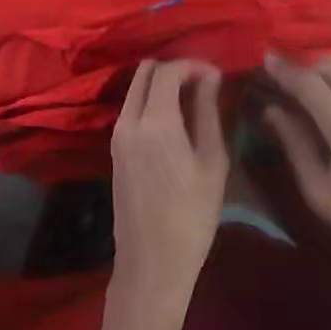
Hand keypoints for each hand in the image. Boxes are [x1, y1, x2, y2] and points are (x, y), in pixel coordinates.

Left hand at [110, 59, 228, 288]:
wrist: (152, 264)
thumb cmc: (192, 215)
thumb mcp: (212, 161)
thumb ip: (208, 112)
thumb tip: (210, 76)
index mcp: (155, 122)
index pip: (168, 70)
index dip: (193, 65)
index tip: (216, 76)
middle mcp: (128, 122)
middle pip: (145, 71)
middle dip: (174, 69)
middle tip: (201, 83)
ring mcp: (116, 136)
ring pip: (135, 88)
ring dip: (161, 84)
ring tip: (192, 100)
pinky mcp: (114, 150)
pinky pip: (131, 108)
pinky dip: (151, 101)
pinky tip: (175, 119)